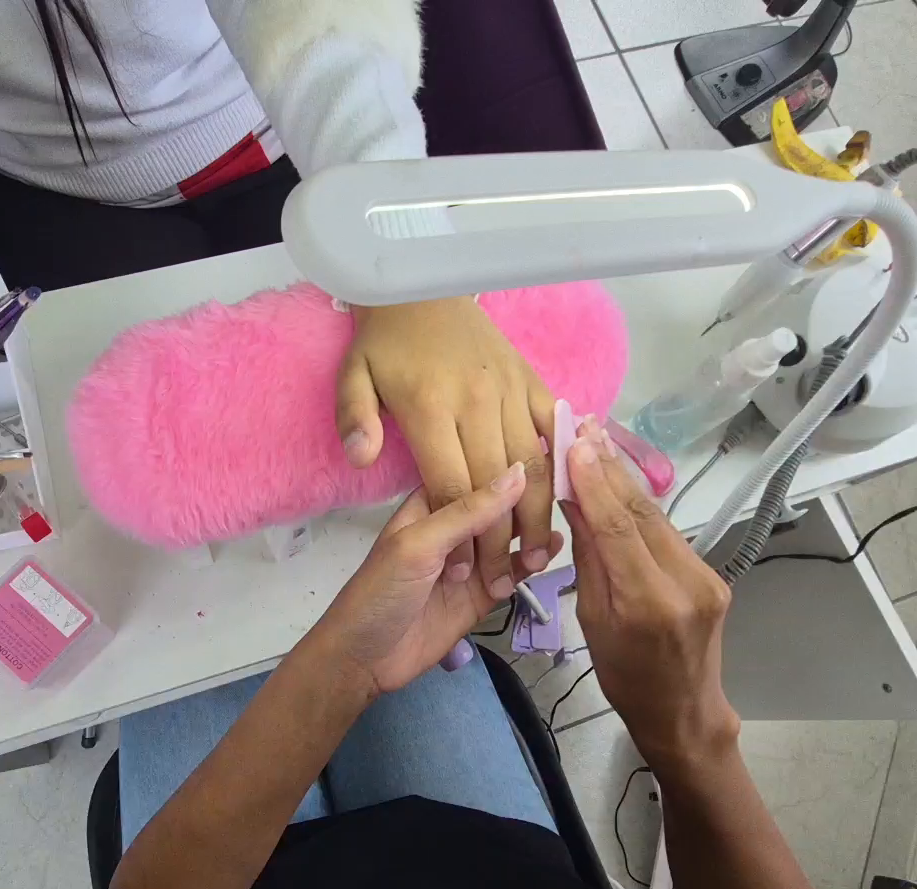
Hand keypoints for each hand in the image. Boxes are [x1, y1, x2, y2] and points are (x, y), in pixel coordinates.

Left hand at [305, 466, 561, 697]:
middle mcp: (454, 527)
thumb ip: (467, 511)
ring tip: (563, 518)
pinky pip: (513, 571)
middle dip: (527, 498)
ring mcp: (471, 561)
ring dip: (533, 530)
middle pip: (499, 505)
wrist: (364, 659)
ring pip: (511, 537)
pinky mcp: (482, 594)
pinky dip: (532, 561)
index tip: (550, 445)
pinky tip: (556, 546)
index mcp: (431, 504)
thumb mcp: (419, 544)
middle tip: (568, 486)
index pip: (476, 472)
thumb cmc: (380, 592)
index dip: (509, 462)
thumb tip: (518, 471)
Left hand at [337, 297, 556, 596]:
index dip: (463, 535)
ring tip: (539, 551)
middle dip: (505, 538)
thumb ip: (354, 420)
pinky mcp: (529, 378)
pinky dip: (562, 463)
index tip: (465, 571)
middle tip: (507, 575)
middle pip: (498, 484)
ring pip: (534, 463)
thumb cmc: (382, 344)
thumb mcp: (351, 378)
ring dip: (540, 512)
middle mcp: (476, 402)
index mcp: (430, 410)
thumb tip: (363, 459)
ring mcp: (508, 389)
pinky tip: (564, 498)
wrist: (420, 285)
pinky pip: (551, 428)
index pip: (453, 486)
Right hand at [560, 417, 738, 772]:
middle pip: (641, 512)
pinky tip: (618, 482)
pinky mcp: (711, 574)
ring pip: (656, 517)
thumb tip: (575, 504)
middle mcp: (686, 581)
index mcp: (649, 603)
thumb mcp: (593, 621)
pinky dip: (638, 505)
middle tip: (584, 426)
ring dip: (623, 480)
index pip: (618, 527)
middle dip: (609, 468)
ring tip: (596, 441)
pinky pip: (667, 533)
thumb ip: (590, 560)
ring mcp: (706, 575)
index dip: (595, 482)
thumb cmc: (624, 678)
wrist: (683, 711)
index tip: (575, 442)